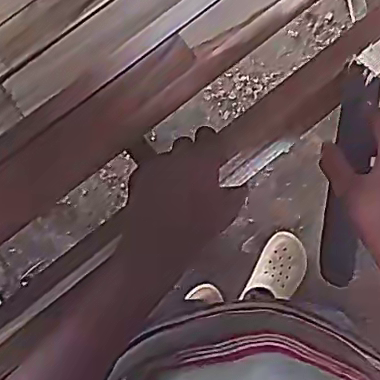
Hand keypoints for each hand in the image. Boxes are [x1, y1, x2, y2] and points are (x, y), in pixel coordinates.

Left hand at [122, 128, 244, 267]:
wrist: (157, 242)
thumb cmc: (194, 228)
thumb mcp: (226, 213)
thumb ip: (235, 195)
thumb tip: (240, 189)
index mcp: (204, 159)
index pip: (210, 137)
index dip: (213, 142)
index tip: (216, 150)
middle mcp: (179, 155)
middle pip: (186, 143)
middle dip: (192, 154)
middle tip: (199, 172)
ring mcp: (157, 164)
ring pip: (168, 156)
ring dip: (174, 166)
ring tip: (179, 186)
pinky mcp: (139, 175)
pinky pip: (151, 168)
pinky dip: (157, 176)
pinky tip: (161, 193)